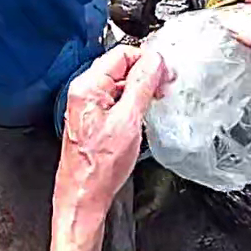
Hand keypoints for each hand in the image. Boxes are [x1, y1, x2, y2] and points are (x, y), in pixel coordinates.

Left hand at [42, 46, 168, 250]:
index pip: (121, 54)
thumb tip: (154, 61)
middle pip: (120, 66)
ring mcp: (88, 106)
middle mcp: (84, 93)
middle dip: (146, 72)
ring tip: (159, 97)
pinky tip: (145, 110)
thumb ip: (141, 86)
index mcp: (87, 88)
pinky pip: (117, 98)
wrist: (85, 196)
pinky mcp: (94, 118)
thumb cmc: (99, 167)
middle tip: (166, 84)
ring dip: (142, 86)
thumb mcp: (128, 122)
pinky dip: (134, 99)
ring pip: (120, 82)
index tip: (166, 71)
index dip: (147, 59)